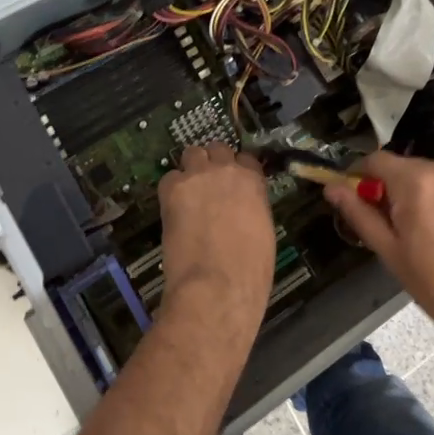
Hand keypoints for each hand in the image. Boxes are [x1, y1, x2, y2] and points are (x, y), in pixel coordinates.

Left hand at [157, 144, 275, 329]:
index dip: (239, 170)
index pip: (247, 159)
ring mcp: (197, 177)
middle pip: (218, 148)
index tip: (234, 183)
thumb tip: (242, 208)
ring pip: (192, 153)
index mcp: (254, 182)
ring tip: (189, 190)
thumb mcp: (264, 232)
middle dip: (214, 162)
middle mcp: (226, 171)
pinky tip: (173, 208)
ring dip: (191, 168)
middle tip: (209, 183)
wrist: (217, 286)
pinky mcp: (172, 190)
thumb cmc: (250, 271)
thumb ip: (253, 208)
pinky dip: (171, 189)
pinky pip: (169, 177)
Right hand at [326, 151, 433, 343]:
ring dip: (417, 193)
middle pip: (404, 167)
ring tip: (421, 232)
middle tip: (389, 225)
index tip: (355, 198)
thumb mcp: (390, 251)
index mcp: (416, 181)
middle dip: (390, 188)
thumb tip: (332, 188)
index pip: (376, 160)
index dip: (359, 175)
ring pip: (430, 175)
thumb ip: (360, 214)